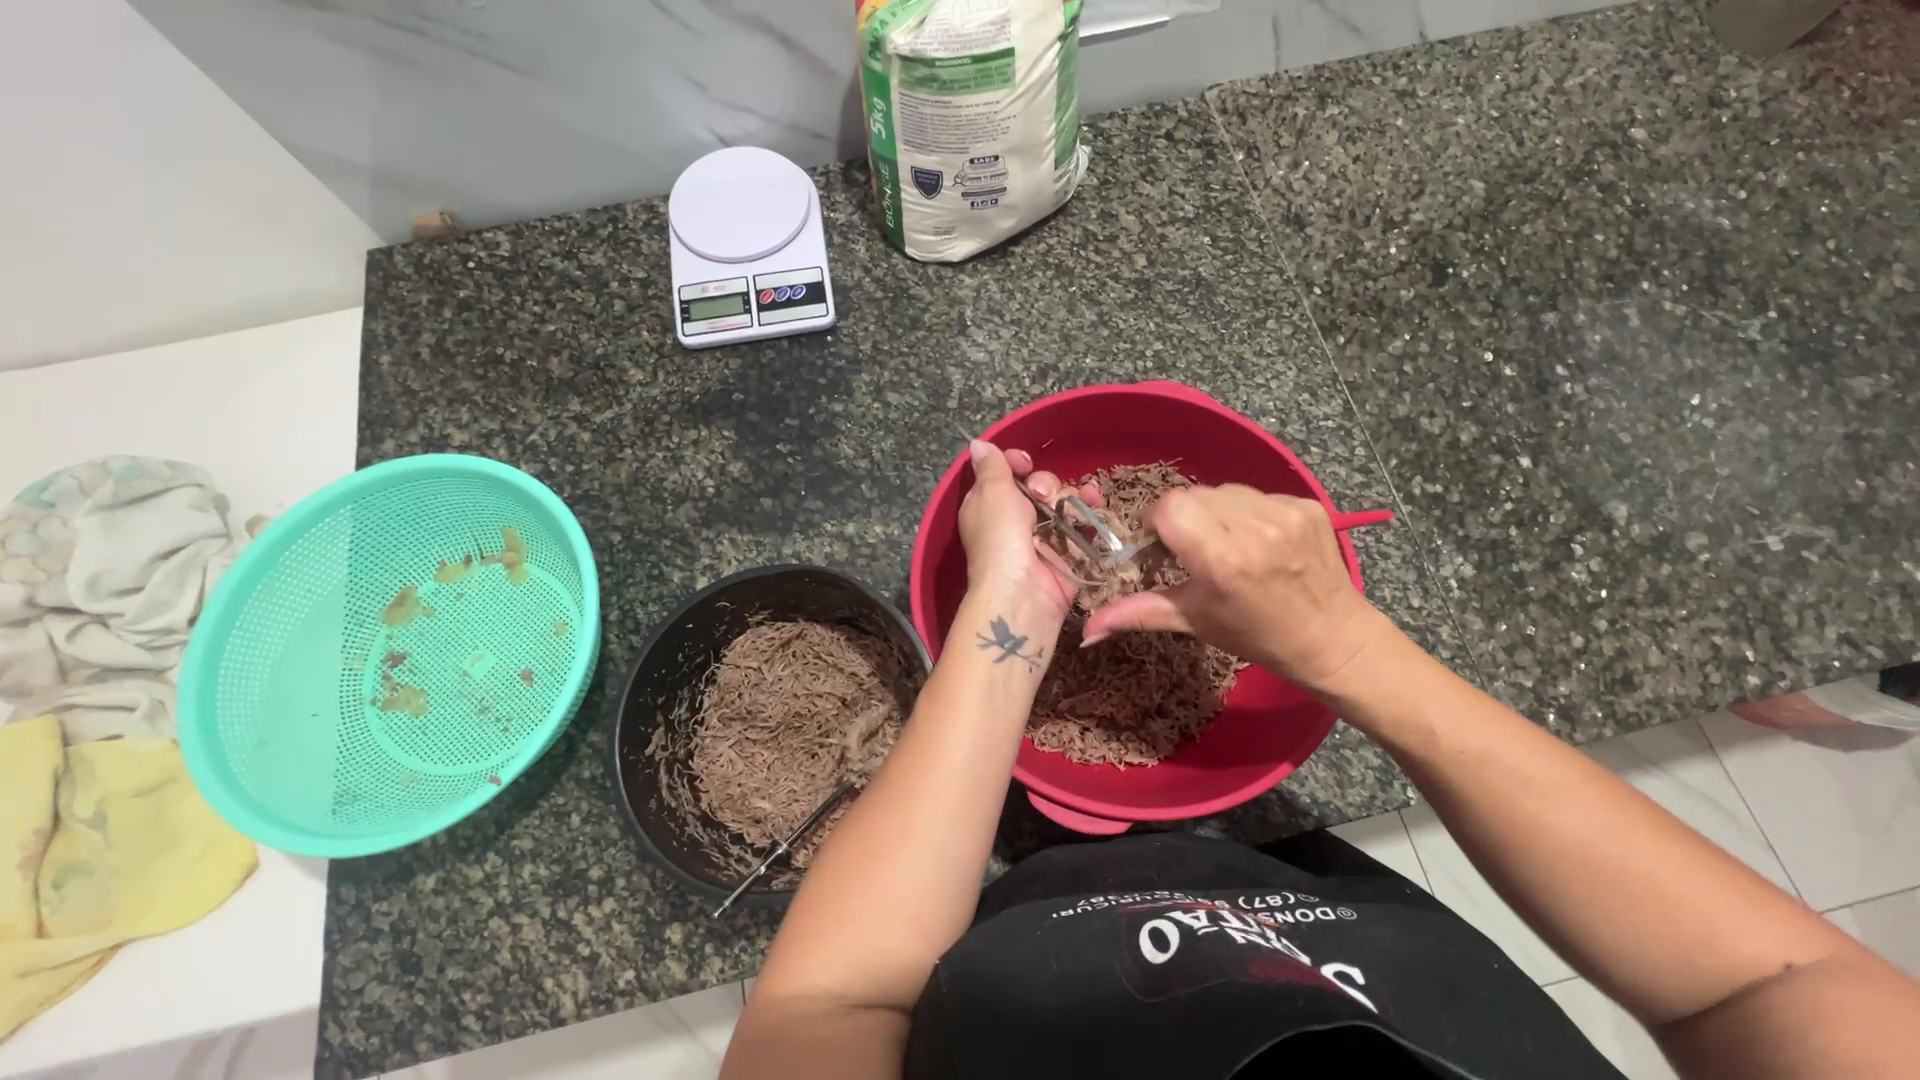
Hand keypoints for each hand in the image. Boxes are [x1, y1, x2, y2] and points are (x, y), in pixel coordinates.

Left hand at [957, 440, 1100, 627]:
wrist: (1021, 592)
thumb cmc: (1000, 537)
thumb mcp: (991, 493)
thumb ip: (991, 466)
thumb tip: (978, 444)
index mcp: (988, 505)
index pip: (1005, 474)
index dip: (1017, 462)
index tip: (1024, 462)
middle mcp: (1013, 520)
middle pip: (1039, 486)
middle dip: (1048, 483)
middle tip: (1044, 496)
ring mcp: (1041, 538)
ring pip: (1063, 504)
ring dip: (1075, 495)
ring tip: (1086, 498)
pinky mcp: (1066, 554)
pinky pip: (1081, 527)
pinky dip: (1089, 515)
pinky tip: (1096, 505)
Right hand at [1080, 485, 1396, 691]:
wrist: (1332, 638)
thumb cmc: (1256, 635)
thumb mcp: (1194, 621)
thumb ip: (1138, 613)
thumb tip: (1088, 628)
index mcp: (1224, 559)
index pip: (1170, 507)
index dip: (1158, 523)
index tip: (1163, 548)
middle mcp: (1255, 528)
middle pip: (1193, 495)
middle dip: (1184, 518)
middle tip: (1192, 550)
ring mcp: (1285, 512)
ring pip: (1223, 491)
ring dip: (1214, 512)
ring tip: (1226, 546)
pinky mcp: (1306, 505)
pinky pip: (1255, 495)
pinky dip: (1246, 513)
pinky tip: (1256, 542)